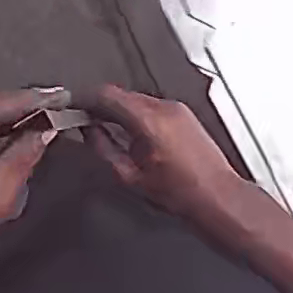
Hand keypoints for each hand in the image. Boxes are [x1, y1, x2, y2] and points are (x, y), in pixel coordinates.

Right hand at [85, 85, 247, 225]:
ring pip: (136, 99)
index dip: (86, 99)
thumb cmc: (181, 194)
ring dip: (119, 111)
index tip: (75, 106)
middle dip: (101, 106)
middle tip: (86, 121)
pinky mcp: (184, 114)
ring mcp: (177, 108)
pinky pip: (152, 106)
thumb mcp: (129, 175)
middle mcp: (164, 107)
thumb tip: (89, 131)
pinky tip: (133, 134)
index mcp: (148, 120)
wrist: (217, 198)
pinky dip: (136, 115)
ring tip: (109, 131)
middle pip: (121, 95)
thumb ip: (102, 147)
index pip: (107, 94)